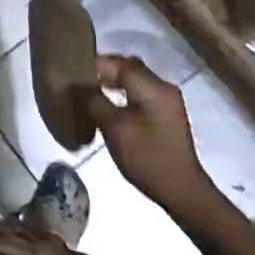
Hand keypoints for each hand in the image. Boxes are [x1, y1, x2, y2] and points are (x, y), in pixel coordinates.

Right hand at [88, 55, 220, 210]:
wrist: (181, 190)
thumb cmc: (147, 159)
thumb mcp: (115, 130)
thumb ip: (95, 102)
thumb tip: (79, 87)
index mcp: (154, 89)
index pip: (121, 64)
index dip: (96, 64)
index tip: (73, 71)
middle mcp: (164, 88)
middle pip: (129, 67)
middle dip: (103, 70)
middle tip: (79, 80)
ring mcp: (167, 100)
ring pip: (134, 79)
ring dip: (112, 81)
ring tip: (89, 91)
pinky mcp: (165, 113)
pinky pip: (139, 91)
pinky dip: (122, 92)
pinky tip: (107, 103)